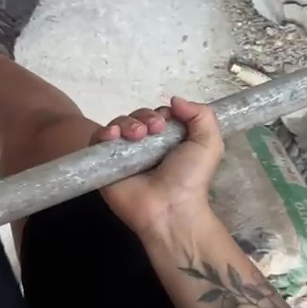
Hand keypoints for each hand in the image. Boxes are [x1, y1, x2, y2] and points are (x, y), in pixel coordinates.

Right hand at [94, 96, 224, 239]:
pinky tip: (114, 136)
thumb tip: (174, 99)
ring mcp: (122, 155)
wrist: (170, 208)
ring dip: (126, 123)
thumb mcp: (209, 143)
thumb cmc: (190, 177)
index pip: (156, 115)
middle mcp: (143, 146)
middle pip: (136, 117)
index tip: (165, 123)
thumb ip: (201, 114)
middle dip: (144, 117)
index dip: (160, 113)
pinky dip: (104, 133)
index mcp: (166, 140)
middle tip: (153, 130)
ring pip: (117, 124)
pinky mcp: (103, 164)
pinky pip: (97, 139)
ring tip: (136, 137)